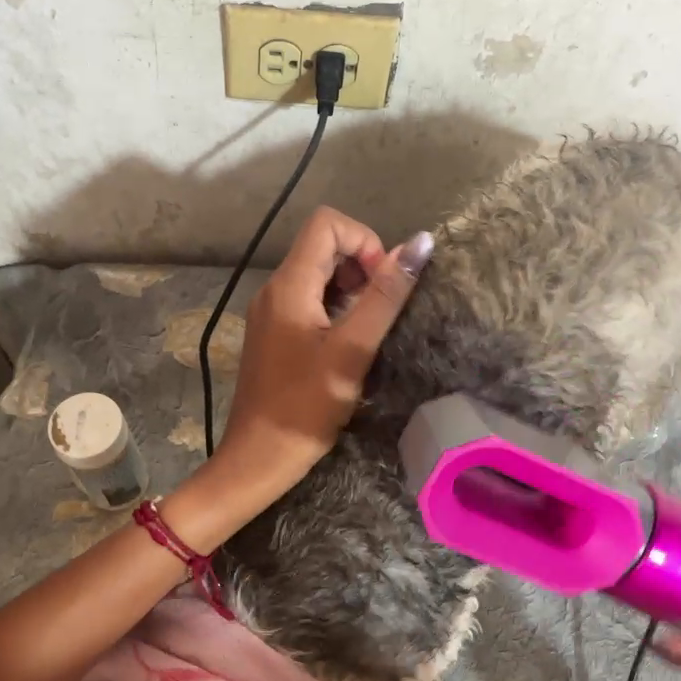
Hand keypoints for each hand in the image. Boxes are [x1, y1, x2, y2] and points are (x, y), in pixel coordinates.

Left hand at [215, 206, 430, 497]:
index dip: (364, 241)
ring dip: (350, 292)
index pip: (327, 223)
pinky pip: (307, 303)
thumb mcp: (352, 350)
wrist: (259, 456)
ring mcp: (270, 313)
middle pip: (322, 246)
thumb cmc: (307, 406)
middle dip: (361, 267)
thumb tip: (421, 243)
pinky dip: (334, 311)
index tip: (382, 286)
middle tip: (379, 312)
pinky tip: (345, 347)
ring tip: (365, 333)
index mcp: (288, 285)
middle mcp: (273, 290)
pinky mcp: (272, 336)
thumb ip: (385, 296)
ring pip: (316, 276)